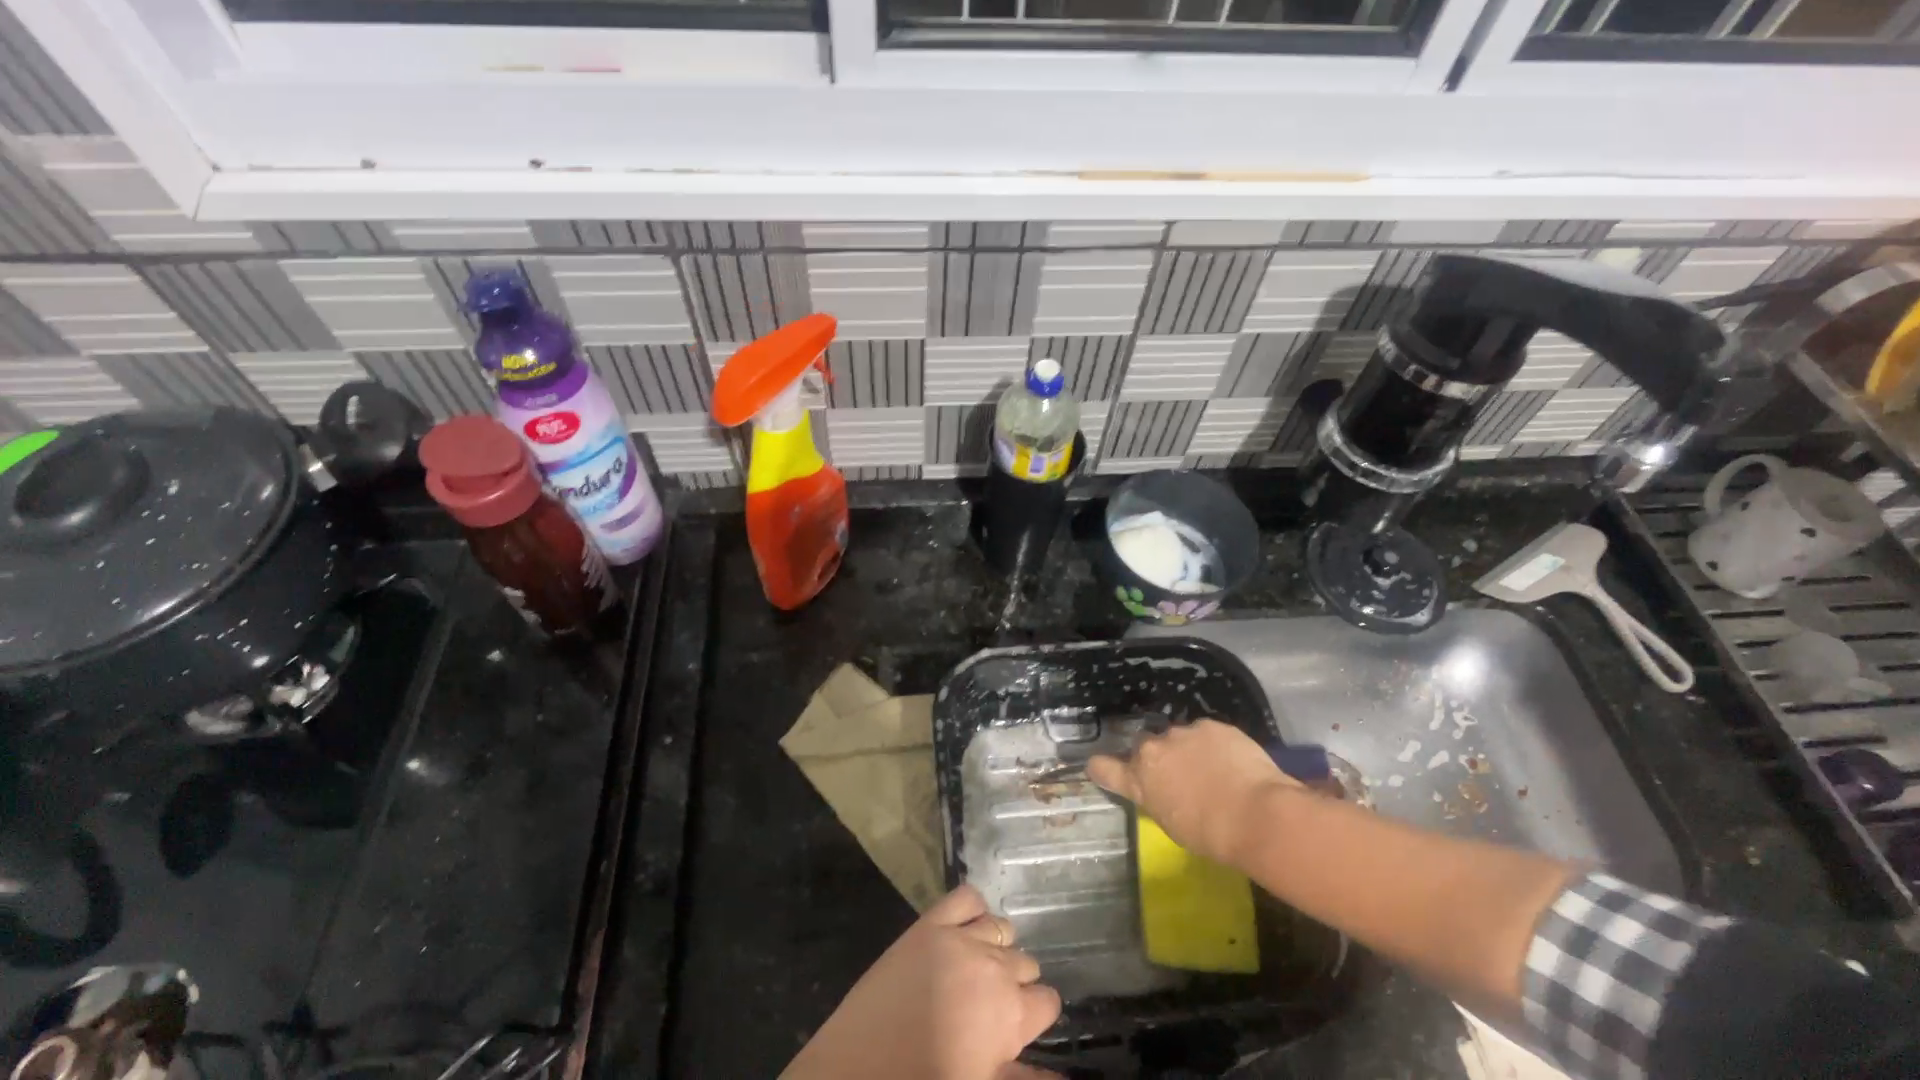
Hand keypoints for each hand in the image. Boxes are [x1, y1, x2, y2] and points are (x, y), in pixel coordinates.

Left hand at [782, 885, 1061, 1079]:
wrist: (856, 1070)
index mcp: (1011, 1013)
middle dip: (1014, 984)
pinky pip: (965, 897)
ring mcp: (958, 939)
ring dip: (997, 949)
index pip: (1049, 1000)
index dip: (1034, 1016)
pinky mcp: (927, 925)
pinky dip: (973, 908)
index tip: (1016, 1029)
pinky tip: (966, 930)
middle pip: (1026, 962)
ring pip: (1002, 929)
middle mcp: (993, 966)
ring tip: (976, 971)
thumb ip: (1026, 1078)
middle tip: (988, 1007)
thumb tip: (1062, 1077)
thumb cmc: (925, 1079)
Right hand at [1086, 718, 1298, 865]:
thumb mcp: (1173, 824)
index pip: (1104, 768)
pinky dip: (1214, 744)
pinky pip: (1206, 733)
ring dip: (1188, 749)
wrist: (1256, 813)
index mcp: (1139, 780)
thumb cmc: (1211, 834)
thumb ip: (1160, 799)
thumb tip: (1167, 791)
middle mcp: (1154, 749)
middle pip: (1146, 746)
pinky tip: (1232, 761)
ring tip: (1213, 769)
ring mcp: (1183, 733)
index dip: (1102, 767)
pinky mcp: (1213, 725)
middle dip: (1158, 757)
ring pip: (1179, 737)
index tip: (1102, 767)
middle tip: (1179, 776)